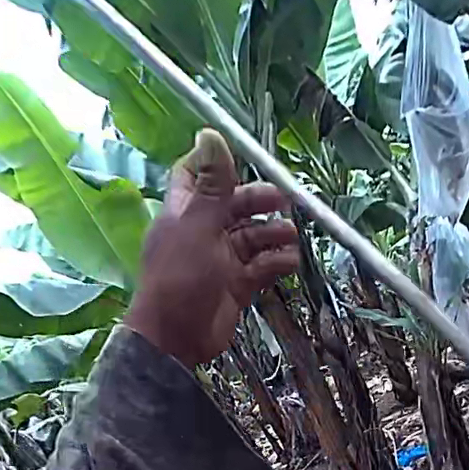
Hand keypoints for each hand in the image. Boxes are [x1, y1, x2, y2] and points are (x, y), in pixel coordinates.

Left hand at [124, 129, 299, 366]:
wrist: (177, 338)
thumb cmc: (181, 276)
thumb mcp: (199, 225)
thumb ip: (212, 185)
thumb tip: (210, 131)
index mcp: (184, 212)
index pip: (195, 175)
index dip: (216, 165)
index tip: (245, 158)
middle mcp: (202, 232)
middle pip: (235, 206)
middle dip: (260, 202)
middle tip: (286, 201)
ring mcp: (220, 260)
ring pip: (252, 237)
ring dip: (273, 234)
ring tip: (291, 237)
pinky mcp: (235, 285)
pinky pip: (261, 267)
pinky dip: (277, 263)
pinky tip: (289, 262)